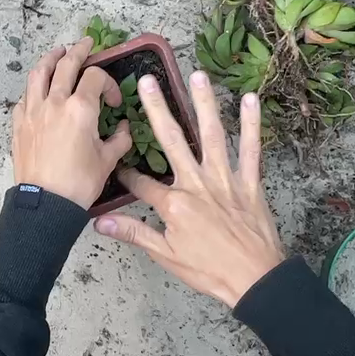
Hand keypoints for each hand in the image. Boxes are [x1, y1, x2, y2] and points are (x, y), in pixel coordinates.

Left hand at [12, 37, 131, 208]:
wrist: (46, 203)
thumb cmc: (79, 182)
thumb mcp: (108, 160)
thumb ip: (119, 139)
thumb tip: (124, 129)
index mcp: (80, 108)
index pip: (95, 77)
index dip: (108, 84)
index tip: (113, 102)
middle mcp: (55, 102)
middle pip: (66, 64)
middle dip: (78, 51)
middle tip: (86, 44)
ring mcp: (33, 110)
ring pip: (39, 73)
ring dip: (50, 59)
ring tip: (57, 52)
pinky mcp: (19, 123)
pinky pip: (25, 96)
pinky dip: (34, 87)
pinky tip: (39, 89)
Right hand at [92, 71, 285, 307]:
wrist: (255, 280)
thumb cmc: (209, 271)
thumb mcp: (165, 255)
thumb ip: (133, 233)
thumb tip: (99, 222)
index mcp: (174, 204)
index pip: (141, 182)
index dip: (126, 173)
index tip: (115, 161)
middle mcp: (197, 184)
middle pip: (172, 141)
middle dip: (157, 109)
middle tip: (147, 81)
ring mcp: (225, 180)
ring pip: (212, 135)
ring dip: (204, 104)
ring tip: (197, 75)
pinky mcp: (250, 182)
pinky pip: (251, 149)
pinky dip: (251, 125)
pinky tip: (249, 100)